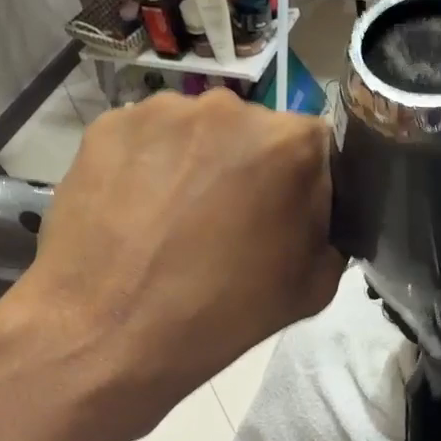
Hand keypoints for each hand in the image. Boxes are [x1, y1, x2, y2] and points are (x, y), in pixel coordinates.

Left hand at [8, 91, 343, 432]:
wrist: (110, 332)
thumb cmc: (224, 313)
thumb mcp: (315, 284)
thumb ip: (329, 229)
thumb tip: (314, 210)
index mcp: (294, 142)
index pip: (317, 146)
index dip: (304, 181)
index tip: (284, 215)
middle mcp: (233, 108)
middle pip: (254, 130)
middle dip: (249, 165)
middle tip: (227, 219)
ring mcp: (165, 111)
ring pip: (197, 131)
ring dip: (196, 162)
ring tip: (174, 217)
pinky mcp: (110, 124)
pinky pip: (146, 139)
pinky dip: (148, 165)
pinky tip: (137, 211)